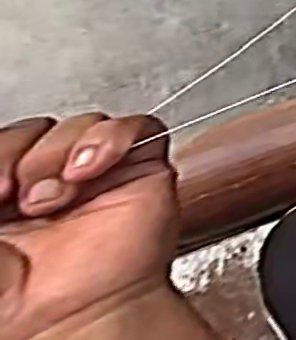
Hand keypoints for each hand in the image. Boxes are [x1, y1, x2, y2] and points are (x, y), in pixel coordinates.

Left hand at [0, 114, 180, 339]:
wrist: (57, 313)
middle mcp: (39, 182)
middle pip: (37, 129)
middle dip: (17, 154)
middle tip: (7, 196)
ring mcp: (95, 173)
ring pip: (84, 123)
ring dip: (62, 154)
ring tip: (54, 195)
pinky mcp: (141, 166)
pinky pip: (138, 125)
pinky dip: (113, 138)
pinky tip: (92, 170)